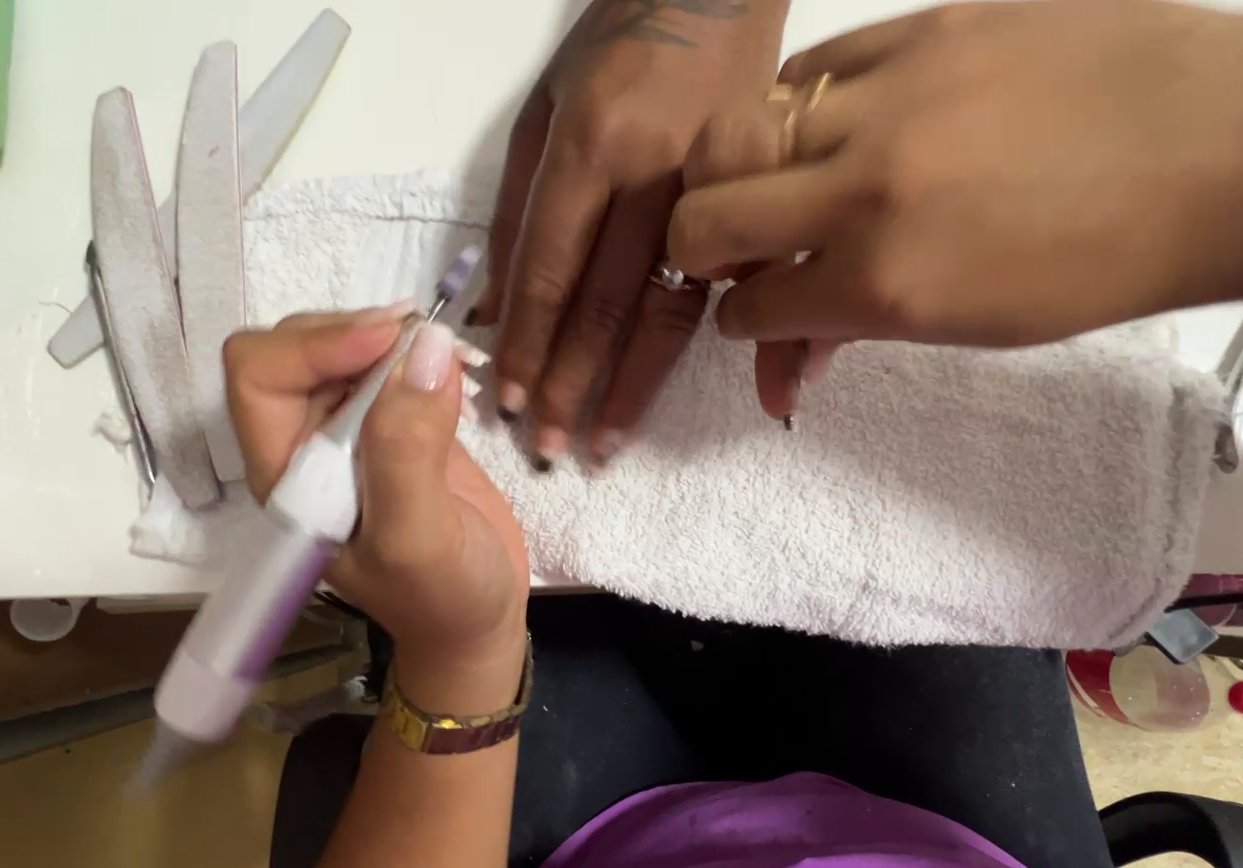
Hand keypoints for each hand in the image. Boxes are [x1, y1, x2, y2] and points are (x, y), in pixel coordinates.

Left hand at [225, 310, 529, 709]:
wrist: (478, 621)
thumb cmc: (441, 597)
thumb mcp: (417, 539)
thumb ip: (407, 451)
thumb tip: (424, 349)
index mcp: (286, 475)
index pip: (259, 376)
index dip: (313, 345)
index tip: (387, 343)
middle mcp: (307, 447)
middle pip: (298, 349)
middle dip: (358, 333)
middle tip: (426, 345)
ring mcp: (353, 436)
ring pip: (346, 351)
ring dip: (393, 339)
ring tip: (447, 353)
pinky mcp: (397, 430)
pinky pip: (392, 369)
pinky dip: (421, 354)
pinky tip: (455, 367)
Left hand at [473, 0, 788, 466]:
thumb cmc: (615, 44)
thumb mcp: (540, 113)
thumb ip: (514, 214)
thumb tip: (491, 311)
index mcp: (593, 145)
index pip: (550, 271)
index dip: (526, 344)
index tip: (507, 401)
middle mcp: (656, 177)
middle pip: (605, 307)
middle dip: (571, 386)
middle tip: (548, 449)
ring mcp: (713, 197)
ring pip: (665, 315)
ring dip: (630, 390)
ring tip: (602, 447)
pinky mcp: (752, 212)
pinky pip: (720, 297)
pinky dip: (691, 357)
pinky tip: (671, 398)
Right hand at [670, 0, 1242, 349]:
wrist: (1238, 150)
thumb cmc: (1095, 268)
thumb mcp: (959, 326)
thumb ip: (850, 334)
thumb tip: (782, 367)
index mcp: (883, 280)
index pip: (748, 306)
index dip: (740, 323)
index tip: (755, 319)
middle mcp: (867, 186)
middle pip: (704, 217)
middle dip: (698, 253)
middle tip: (728, 259)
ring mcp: (893, 94)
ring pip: (736, 133)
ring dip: (734, 176)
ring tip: (770, 189)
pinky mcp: (930, 24)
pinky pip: (813, 67)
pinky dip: (800, 112)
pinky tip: (831, 129)